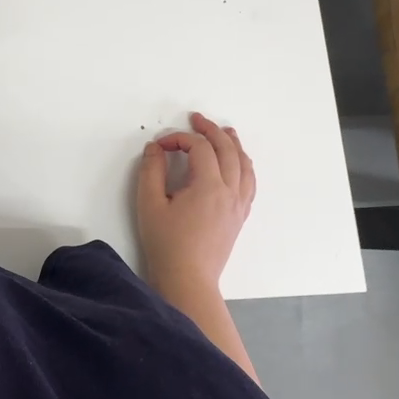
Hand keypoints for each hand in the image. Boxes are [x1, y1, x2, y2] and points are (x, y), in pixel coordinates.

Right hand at [134, 113, 255, 294]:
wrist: (188, 278)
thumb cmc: (166, 243)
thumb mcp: (149, 203)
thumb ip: (151, 170)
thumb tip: (155, 148)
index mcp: (208, 186)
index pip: (199, 148)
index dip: (178, 139)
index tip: (159, 147)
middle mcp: (229, 191)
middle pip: (227, 150)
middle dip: (211, 131)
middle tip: (196, 119)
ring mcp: (238, 204)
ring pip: (244, 165)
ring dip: (234, 144)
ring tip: (226, 131)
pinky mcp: (239, 216)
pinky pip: (249, 182)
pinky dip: (244, 165)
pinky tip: (239, 163)